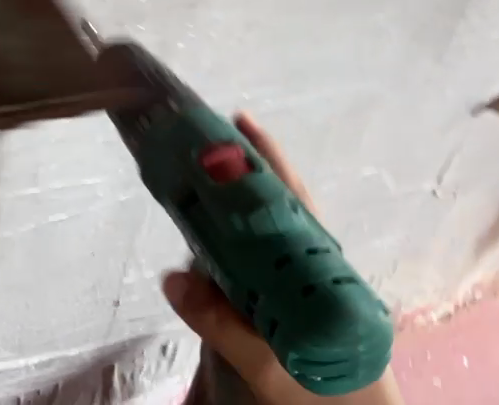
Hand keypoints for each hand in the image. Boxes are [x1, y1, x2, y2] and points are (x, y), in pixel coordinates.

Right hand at [164, 116, 403, 404]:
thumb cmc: (329, 400)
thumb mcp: (276, 369)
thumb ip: (224, 326)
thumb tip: (169, 276)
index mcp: (326, 274)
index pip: (294, 203)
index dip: (265, 161)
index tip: (237, 121)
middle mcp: (318, 272)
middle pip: (278, 208)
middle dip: (239, 172)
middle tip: (198, 140)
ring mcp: (306, 290)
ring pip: (266, 233)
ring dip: (230, 205)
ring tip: (190, 186)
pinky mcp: (293, 311)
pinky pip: (257, 262)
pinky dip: (229, 242)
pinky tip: (205, 244)